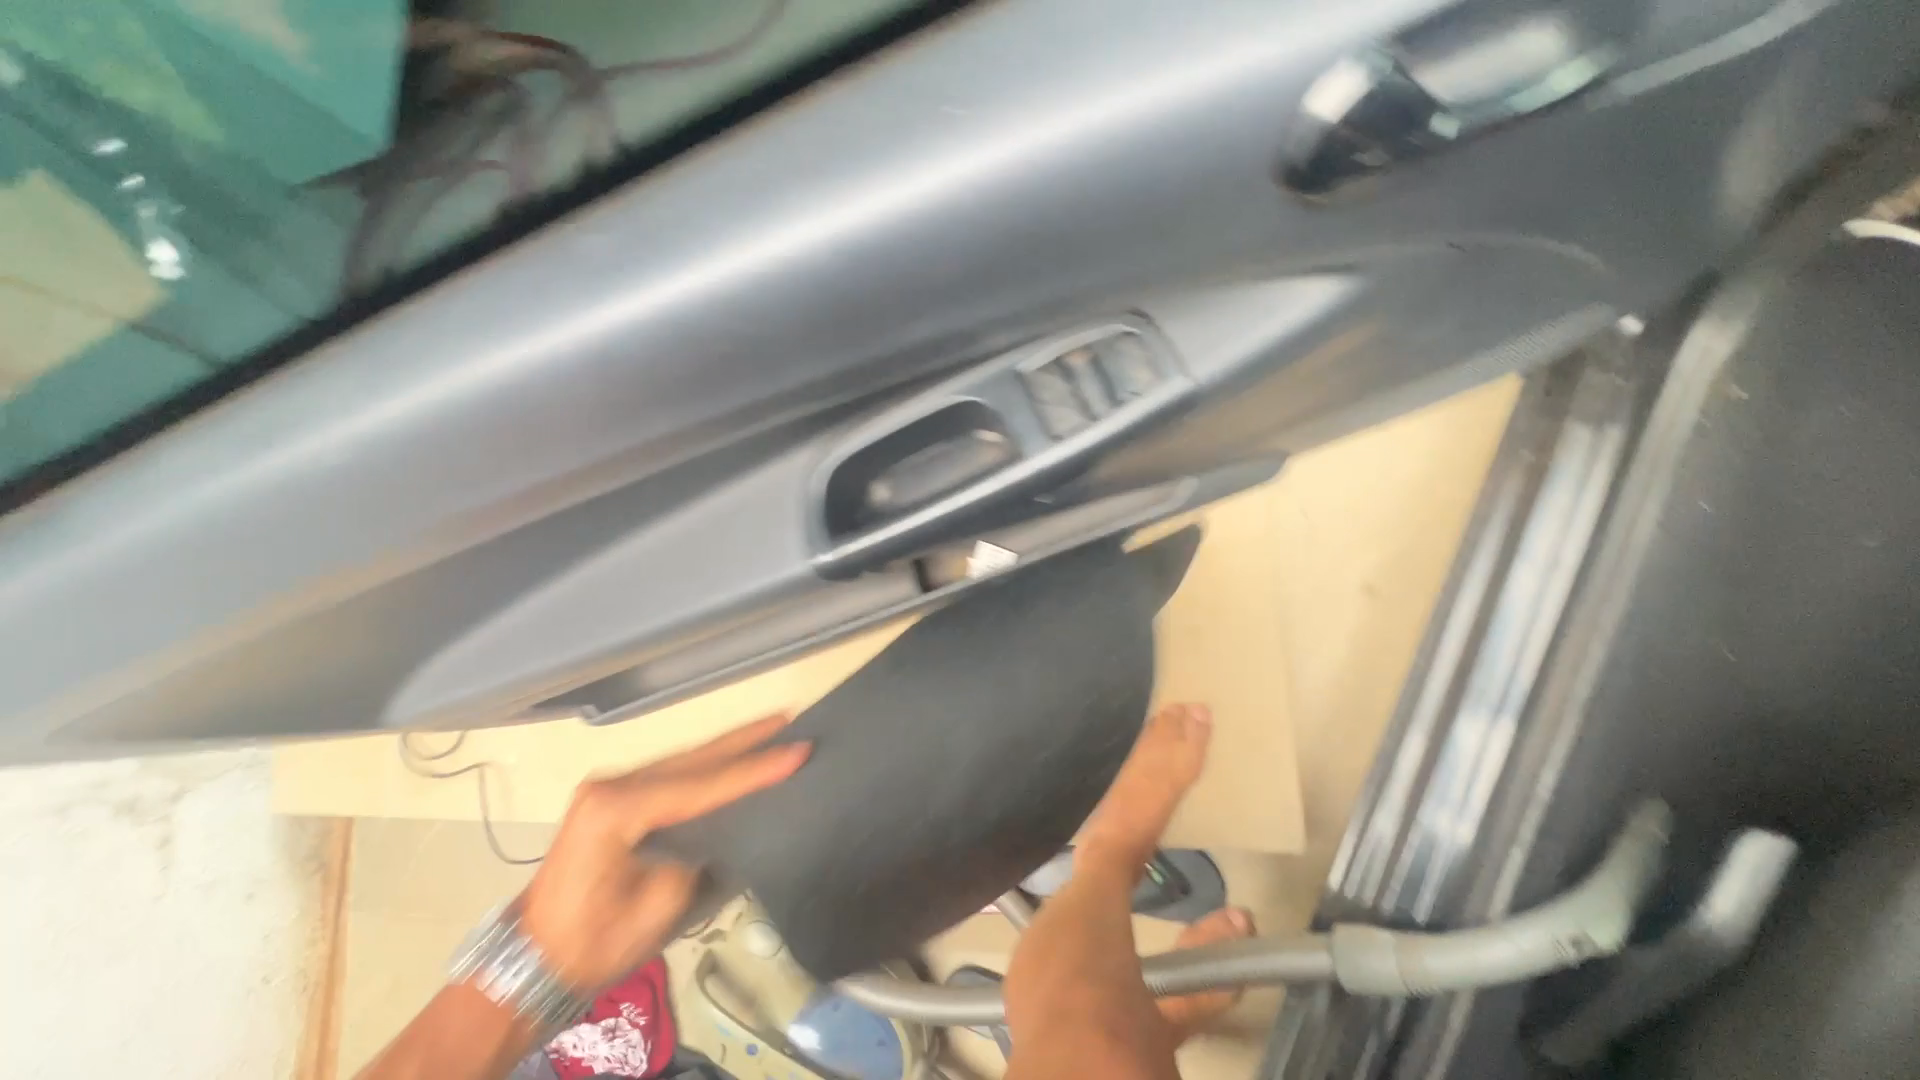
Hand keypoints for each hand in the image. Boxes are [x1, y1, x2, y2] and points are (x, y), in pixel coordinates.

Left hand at [519, 712, 808, 990]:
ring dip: (726, 749)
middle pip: (692, 759)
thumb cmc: (592, 944)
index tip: (798, 750)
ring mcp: (608, 789)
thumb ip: (694, 858)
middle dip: (744, 741)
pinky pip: (668, 775)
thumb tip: (720, 833)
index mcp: (617, 809)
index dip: (754, 770)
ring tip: (771, 731)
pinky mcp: (610, 800)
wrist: (531, 963)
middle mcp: (611, 786)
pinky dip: (704, 766)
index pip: (701, 785)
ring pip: (681, 761)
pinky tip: (728, 758)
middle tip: (790, 720)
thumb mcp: (655, 908)